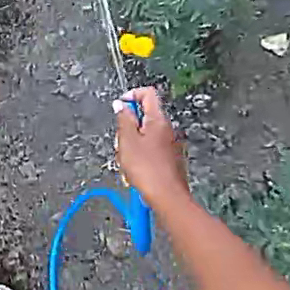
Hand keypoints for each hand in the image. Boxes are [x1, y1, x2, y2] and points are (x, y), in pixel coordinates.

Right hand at [115, 87, 188, 206]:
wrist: (166, 196)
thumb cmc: (147, 170)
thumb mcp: (127, 140)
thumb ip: (124, 118)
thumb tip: (121, 104)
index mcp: (158, 120)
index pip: (148, 93)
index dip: (131, 95)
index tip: (120, 107)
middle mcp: (167, 129)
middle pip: (144, 116)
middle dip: (128, 127)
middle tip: (121, 141)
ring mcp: (170, 144)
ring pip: (145, 135)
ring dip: (132, 145)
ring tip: (127, 161)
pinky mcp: (169, 159)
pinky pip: (150, 150)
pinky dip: (140, 156)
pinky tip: (135, 171)